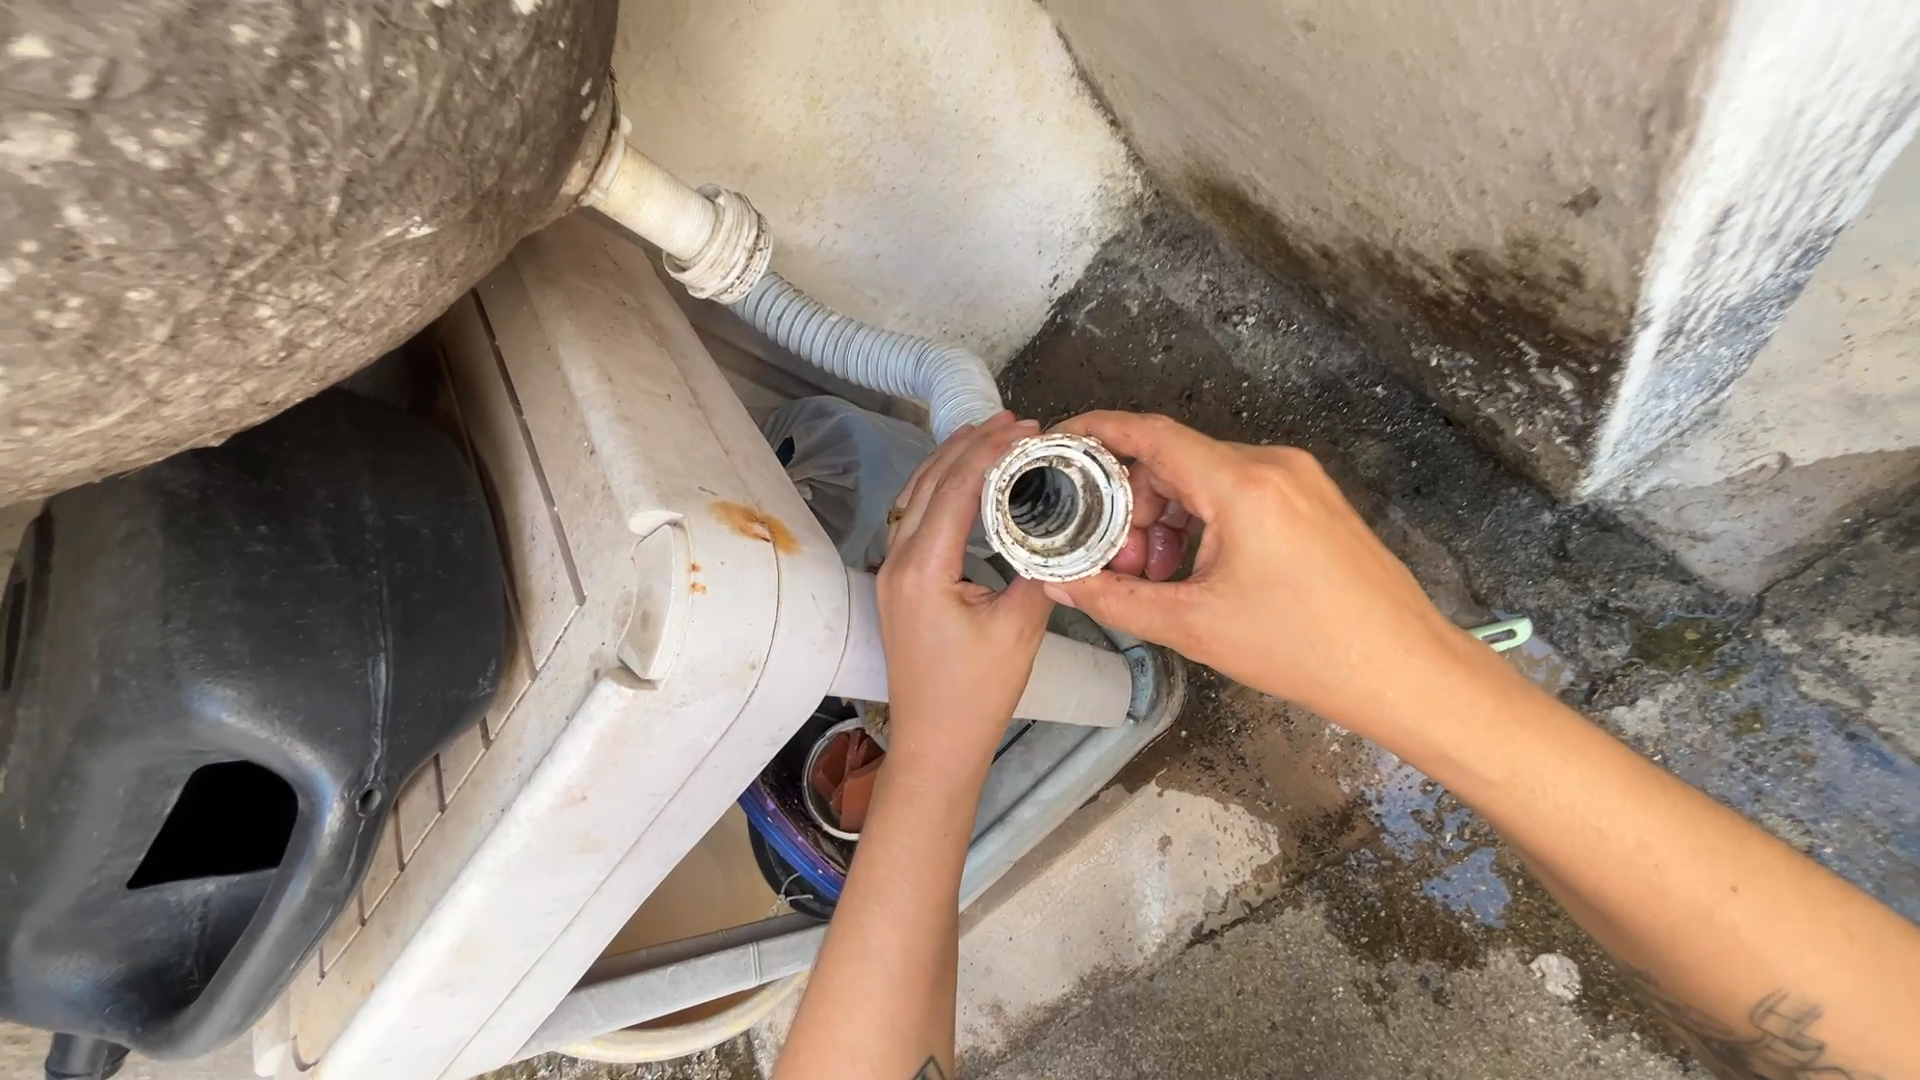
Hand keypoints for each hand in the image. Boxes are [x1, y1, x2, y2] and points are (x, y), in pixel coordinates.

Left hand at [878, 412, 1053, 774]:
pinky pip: (912, 520)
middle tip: (1012, 421)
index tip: (1028, 429)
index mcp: (923, 567)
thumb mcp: (1019, 629)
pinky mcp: (896, 584)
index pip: (957, 487)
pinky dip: (937, 490)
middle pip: (929, 482)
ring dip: (949, 462)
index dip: (992, 451)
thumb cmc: (976, 694)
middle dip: (969, 444)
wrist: (935, 743)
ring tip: (986, 435)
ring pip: (915, 497)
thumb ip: (1038, 570)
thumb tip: (1057, 531)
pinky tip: (962, 484)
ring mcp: (890, 572)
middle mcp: (897, 560)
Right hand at [1042, 411, 1476, 733]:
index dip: (1096, 431)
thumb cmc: (1305, 648)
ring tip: (1158, 575)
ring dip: (1165, 519)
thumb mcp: (1194, 626)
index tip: (1058, 442)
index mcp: (1242, 483)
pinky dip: (1200, 523)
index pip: (1150, 433)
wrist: (1404, 671)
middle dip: (1131, 506)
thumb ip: (1116, 600)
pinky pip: (1233, 493)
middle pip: (1171, 460)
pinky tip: (1194, 570)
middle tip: (1118, 561)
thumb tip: (1061, 584)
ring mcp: (1296, 479)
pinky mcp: (1309, 500)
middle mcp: (1271, 464)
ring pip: (1201, 478)